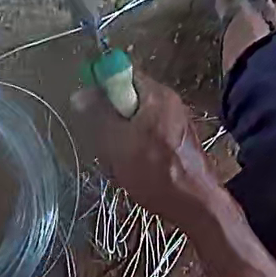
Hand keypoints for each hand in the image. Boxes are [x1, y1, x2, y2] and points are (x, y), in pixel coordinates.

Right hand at [72, 71, 225, 234]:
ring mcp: (177, 121)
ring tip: (118, 158)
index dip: (101, 87)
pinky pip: (149, 134)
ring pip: (136, 119)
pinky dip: (136, 146)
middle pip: (128, 97)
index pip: (122, 72)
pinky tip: (134, 167)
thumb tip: (79, 94)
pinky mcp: (179, 140)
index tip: (89, 109)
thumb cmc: (154, 171)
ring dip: (121, 136)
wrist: (196, 204)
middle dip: (111, 117)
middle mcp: (170, 101)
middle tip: (104, 139)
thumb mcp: (117, 143)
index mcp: (156, 94)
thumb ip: (98, 115)